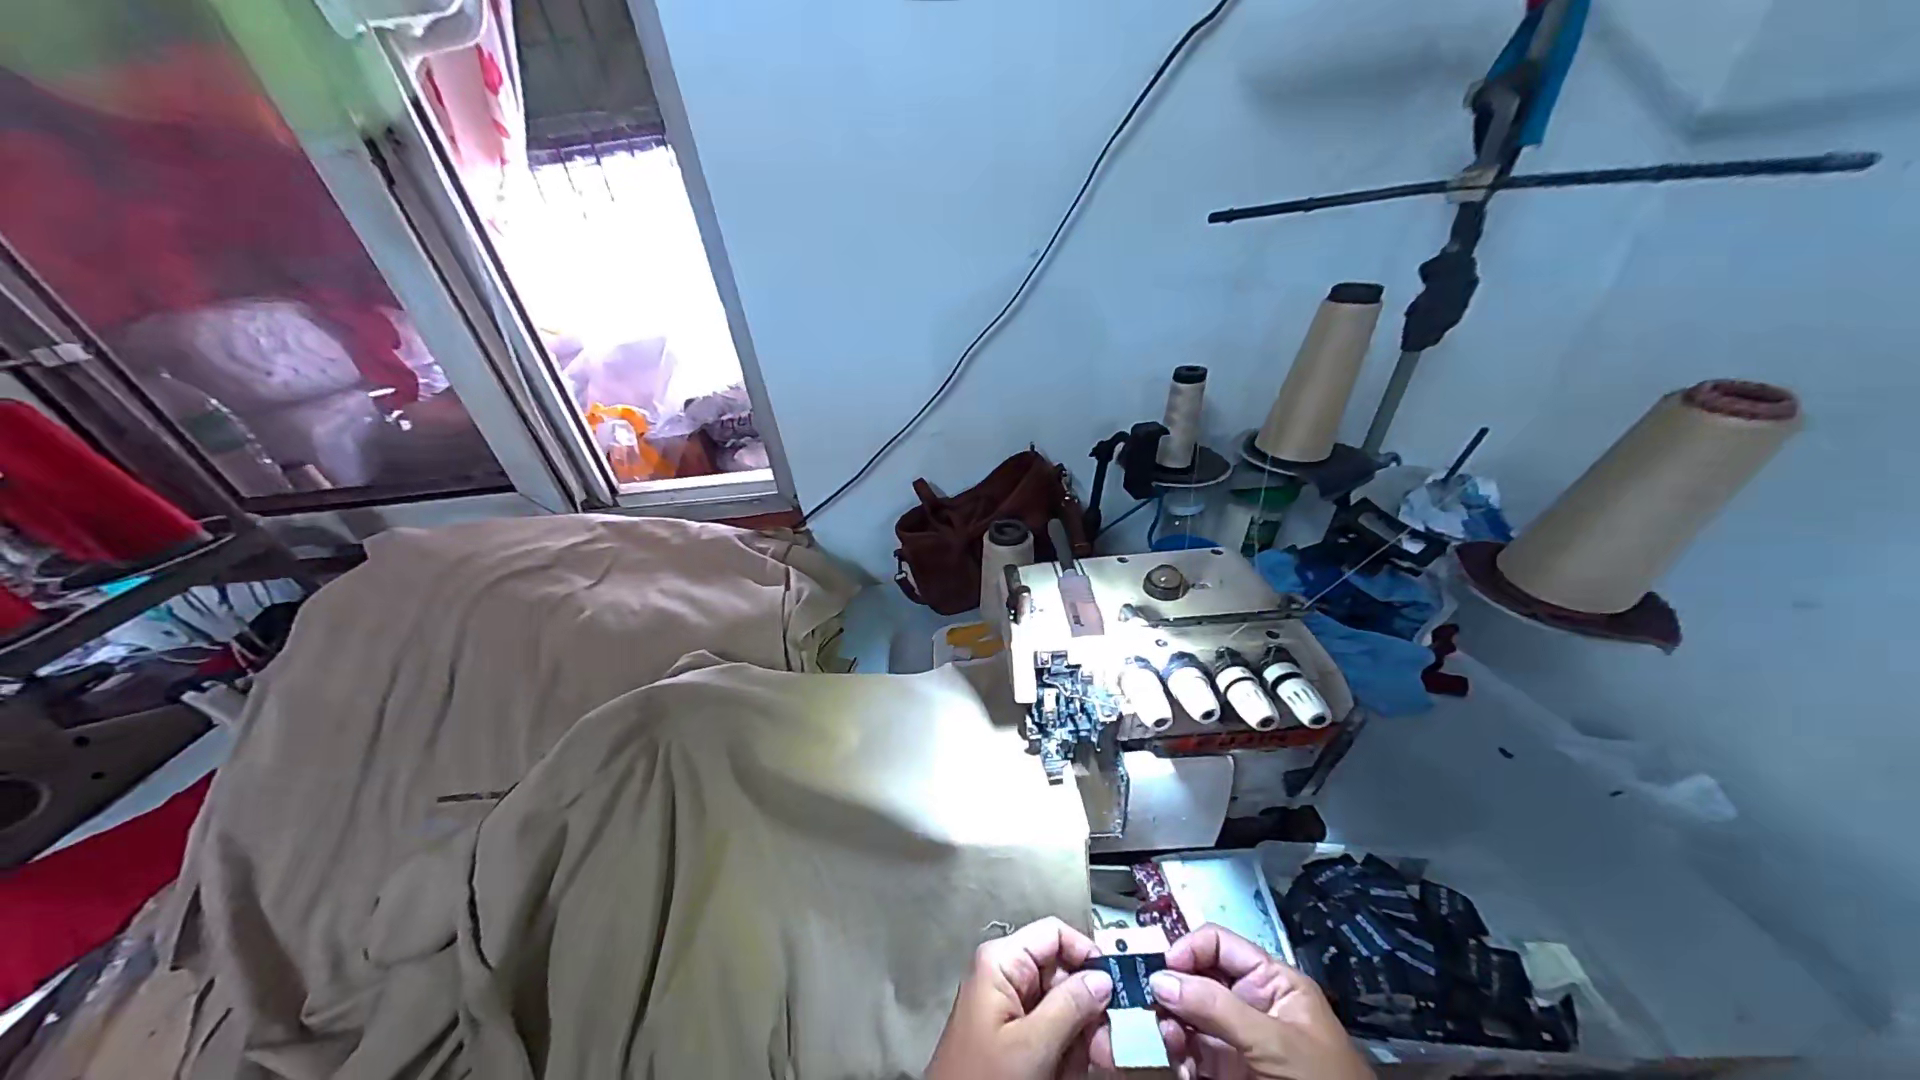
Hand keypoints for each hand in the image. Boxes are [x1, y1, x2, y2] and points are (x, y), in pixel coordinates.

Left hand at [925, 917, 1114, 1079]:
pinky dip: (1068, 1053)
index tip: (1117, 988)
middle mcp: (1007, 974)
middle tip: (1108, 1046)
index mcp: (1003, 960)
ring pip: (1065, 1006)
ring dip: (1082, 1037)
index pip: (1054, 934)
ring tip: (1089, 1065)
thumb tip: (1104, 976)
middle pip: (1064, 973)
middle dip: (1089, 1010)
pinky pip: (1054, 1031)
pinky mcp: (1016, 1034)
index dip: (1087, 954)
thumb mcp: (1031, 1044)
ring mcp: (1012, 1006)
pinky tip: (1068, 1073)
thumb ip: (1070, 1005)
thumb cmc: (985, 1078)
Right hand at [1133, 924, 1374, 1079]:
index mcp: (1272, 982)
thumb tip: (1162, 978)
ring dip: (1169, 1022)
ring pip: (1186, 1015)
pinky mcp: (1224, 1072)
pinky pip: (1189, 1051)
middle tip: (1150, 1000)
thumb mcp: (1276, 1041)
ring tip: (1163, 1036)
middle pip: (1196, 978)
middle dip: (1172, 987)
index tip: (1164, 966)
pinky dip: (1175, 1053)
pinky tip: (1175, 1060)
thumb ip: (1219, 1007)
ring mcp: (1235, 1040)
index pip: (1220, 944)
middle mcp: (1249, 1004)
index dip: (1189, 948)